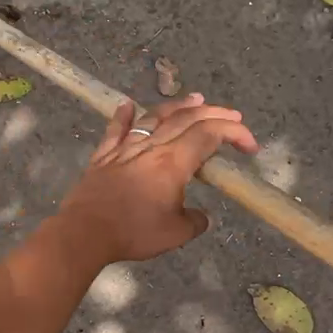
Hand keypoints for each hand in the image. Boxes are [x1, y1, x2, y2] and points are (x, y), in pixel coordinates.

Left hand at [54, 93, 260, 264]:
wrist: (83, 233)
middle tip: (231, 114)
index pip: (209, 135)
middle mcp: (149, 149)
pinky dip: (122, 116)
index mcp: (172, 163)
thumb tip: (200, 216)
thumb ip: (195, 220)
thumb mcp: (176, 232)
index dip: (234, 133)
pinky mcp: (101, 159)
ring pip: (152, 119)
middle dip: (213, 113)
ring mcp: (122, 151)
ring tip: (194, 99)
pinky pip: (113, 132)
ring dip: (175, 106)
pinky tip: (126, 105)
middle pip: (184, 120)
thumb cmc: (132, 233)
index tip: (249, 147)